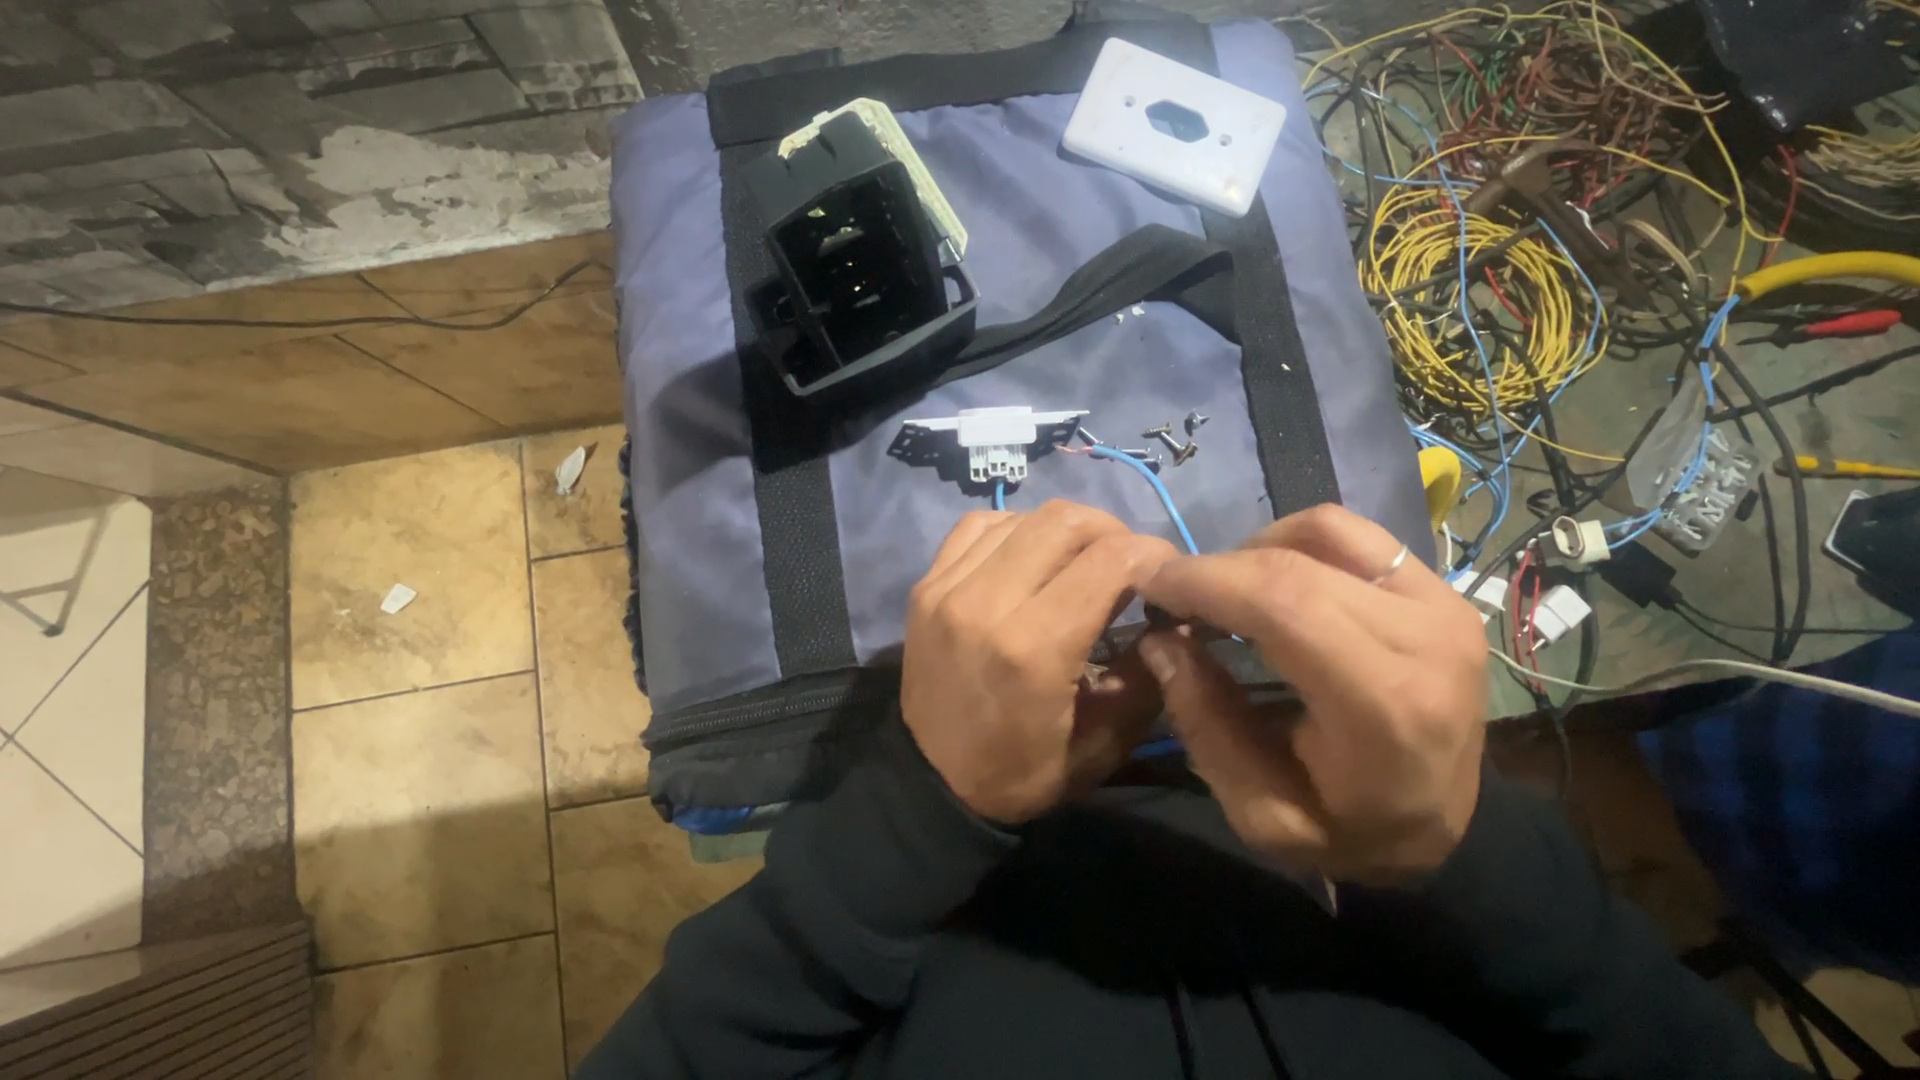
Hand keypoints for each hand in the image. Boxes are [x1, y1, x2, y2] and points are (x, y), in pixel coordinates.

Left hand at [901, 500, 1179, 823]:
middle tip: (1127, 565)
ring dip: (1065, 531)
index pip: (1111, 559)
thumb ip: (1147, 676)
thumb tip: (1174, 619)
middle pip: (1066, 521)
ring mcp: (948, 588)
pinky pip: (978, 526)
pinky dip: (1015, 530)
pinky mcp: (926, 585)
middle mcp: (988, 603)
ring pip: (1023, 517)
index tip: (1166, 576)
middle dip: (1114, 533)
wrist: (931, 784)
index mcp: (1036, 648)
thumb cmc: (1021, 773)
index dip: (1153, 556)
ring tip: (1080, 561)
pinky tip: (1029, 558)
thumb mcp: (1102, 745)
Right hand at [1135, 504, 1487, 883]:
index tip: (1147, 585)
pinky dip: (1297, 545)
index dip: (1203, 581)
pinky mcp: (1442, 591)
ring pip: (1325, 529)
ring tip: (1226, 594)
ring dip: (1256, 549)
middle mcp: (1425, 636)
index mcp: (1385, 703)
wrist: (1448, 829)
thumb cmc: (1351, 833)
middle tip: (1171, 594)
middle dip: (1214, 567)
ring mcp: (1442, 604)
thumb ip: (1206, 726)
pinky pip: (1355, 535)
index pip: (1283, 602)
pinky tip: (1274, 585)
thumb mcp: (1261, 815)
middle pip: (1295, 560)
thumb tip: (1161, 639)